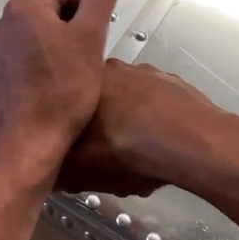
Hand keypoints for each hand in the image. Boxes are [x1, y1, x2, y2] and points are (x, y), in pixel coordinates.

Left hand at [0, 0, 118, 193]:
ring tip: (72, 73)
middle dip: (72, 26)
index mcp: (24, 8)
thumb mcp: (91, 39)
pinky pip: (23, 56)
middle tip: (88, 55)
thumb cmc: (64, 90)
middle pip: (48, 8)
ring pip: (36, 33)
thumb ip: (98, 1)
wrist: (27, 142)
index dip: (87, 6)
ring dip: (57, 45)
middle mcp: (3, 23)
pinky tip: (52, 87)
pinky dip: (40, 63)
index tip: (97, 35)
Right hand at [61, 60, 238, 196]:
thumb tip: (47, 171)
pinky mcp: (177, 84)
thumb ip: (57, 169)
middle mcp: (114, 68)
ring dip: (130, 123)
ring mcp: (148, 73)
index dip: (68, 124)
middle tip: (105, 155)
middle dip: (101, 125)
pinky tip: (162, 148)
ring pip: (130, 101)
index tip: (73, 145)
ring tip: (138, 155)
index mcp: (85, 82)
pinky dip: (157, 122)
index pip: (67, 98)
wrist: (191, 144)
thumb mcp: (79, 171)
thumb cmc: (126, 152)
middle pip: (99, 99)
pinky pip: (158, 104)